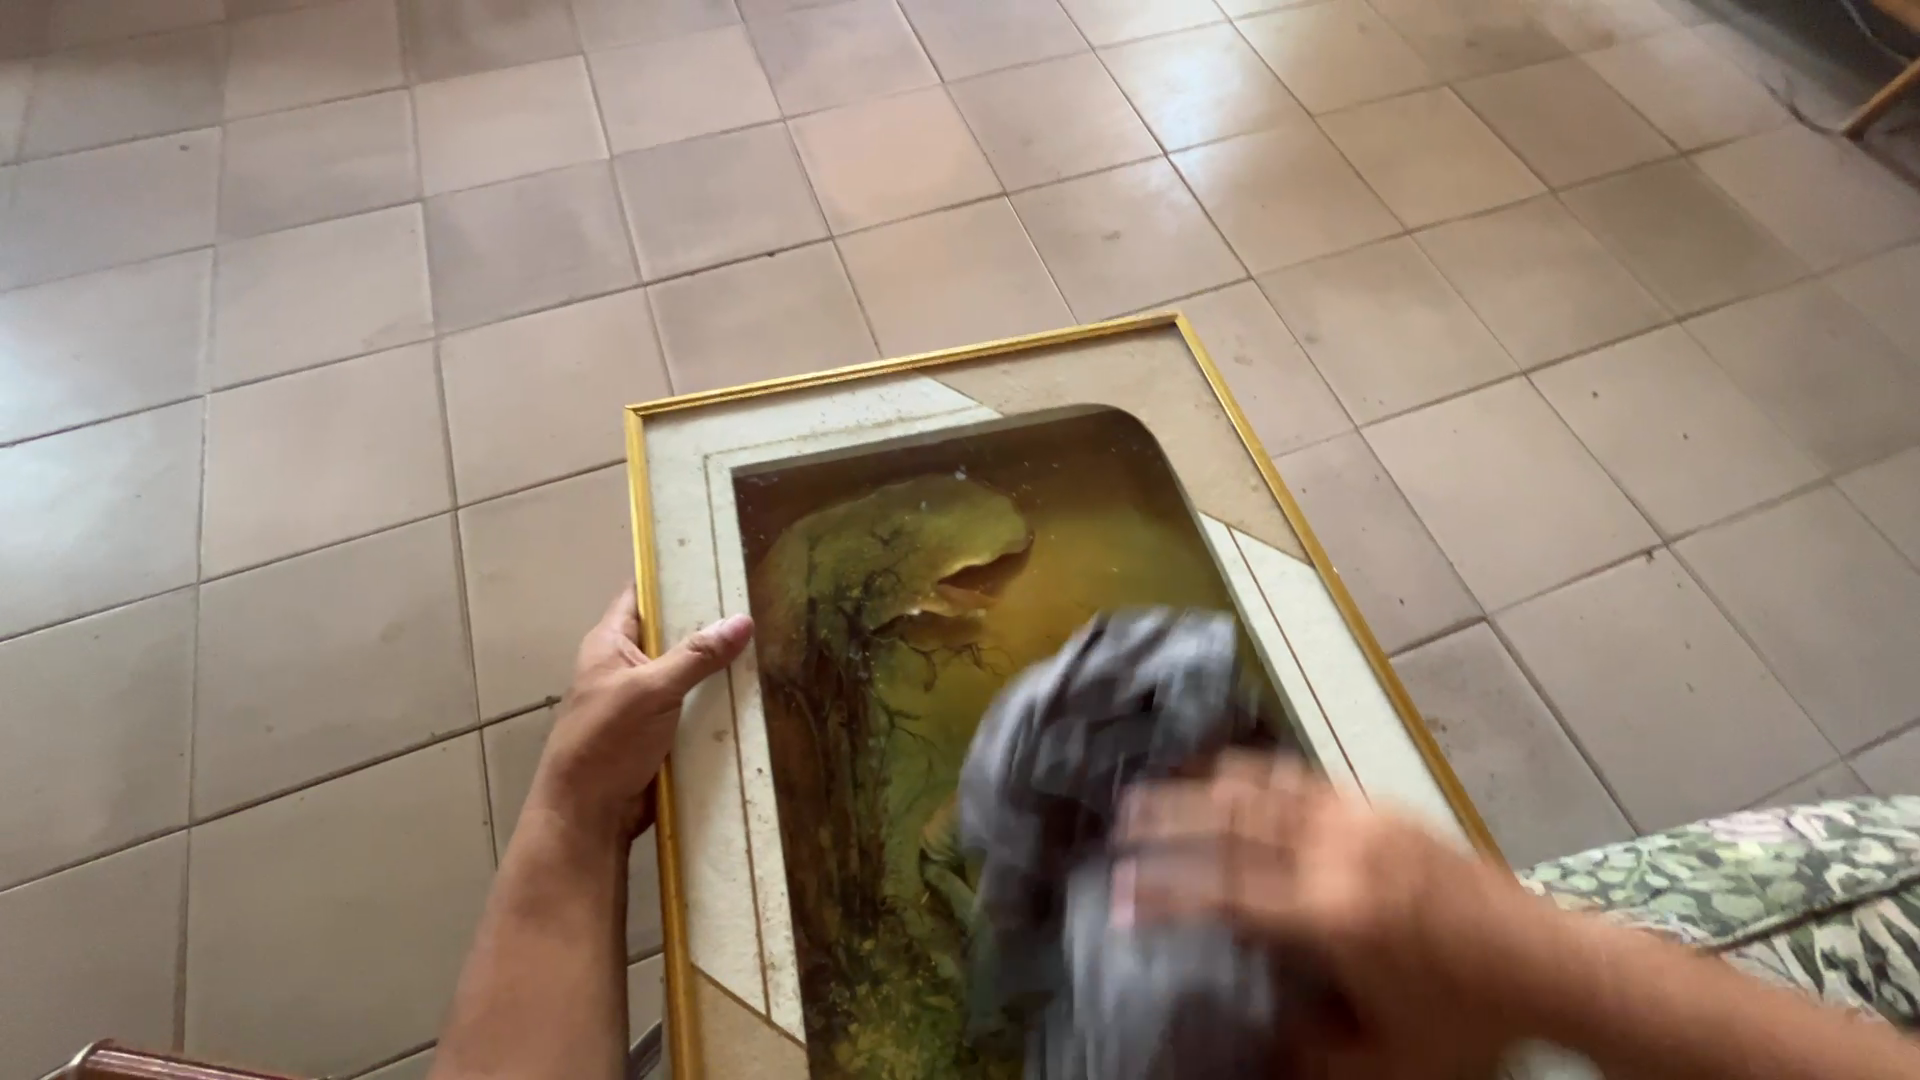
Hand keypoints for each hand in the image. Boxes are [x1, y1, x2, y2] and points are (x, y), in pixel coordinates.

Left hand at [525, 585, 753, 844]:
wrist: (588, 816)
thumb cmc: (605, 743)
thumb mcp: (650, 690)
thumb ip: (696, 656)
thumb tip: (743, 620)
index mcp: (609, 645)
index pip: (641, 595)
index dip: (671, 576)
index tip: (714, 562)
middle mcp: (626, 666)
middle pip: (672, 632)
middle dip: (709, 621)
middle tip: (757, 601)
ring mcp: (645, 700)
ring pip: (689, 670)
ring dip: (719, 663)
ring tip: (767, 640)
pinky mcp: (662, 730)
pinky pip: (696, 703)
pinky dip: (720, 697)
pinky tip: (754, 688)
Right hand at [1116, 754, 1560, 1078]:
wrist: (1550, 963)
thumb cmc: (1471, 1019)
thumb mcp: (1392, 1061)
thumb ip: (1314, 1054)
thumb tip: (1247, 1040)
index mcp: (1334, 917)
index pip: (1227, 894)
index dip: (1166, 892)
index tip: (1120, 891)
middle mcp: (1335, 855)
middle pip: (1231, 823)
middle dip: (1168, 819)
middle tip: (1122, 817)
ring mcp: (1356, 820)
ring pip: (1260, 787)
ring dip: (1201, 786)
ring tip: (1161, 784)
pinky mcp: (1374, 804)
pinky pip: (1298, 776)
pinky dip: (1252, 772)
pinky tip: (1227, 772)